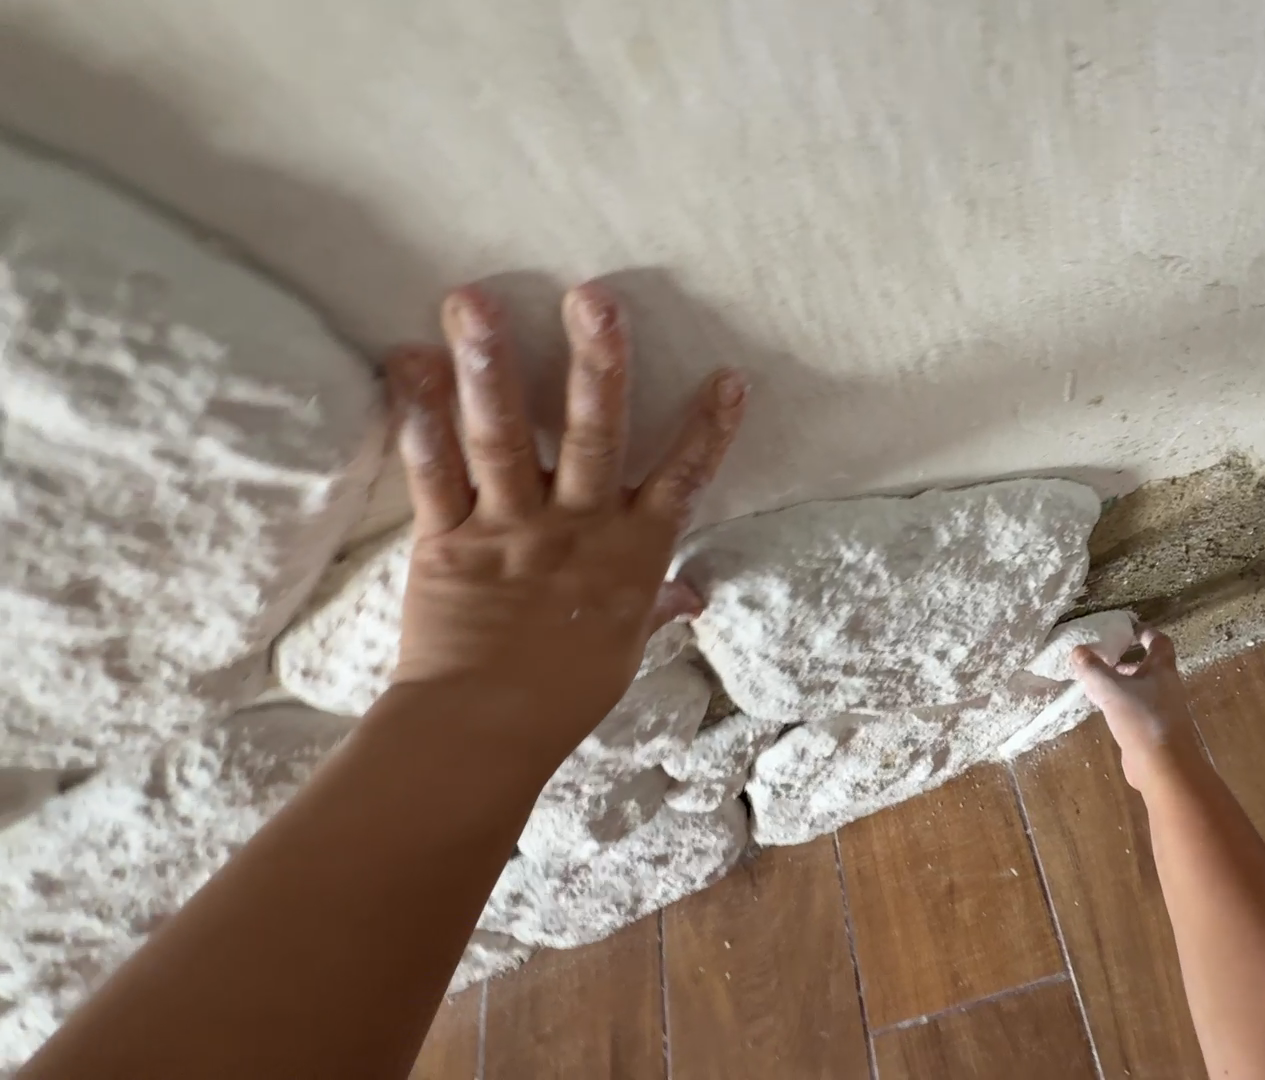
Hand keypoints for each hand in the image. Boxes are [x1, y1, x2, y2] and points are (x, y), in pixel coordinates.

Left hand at [380, 283, 746, 766]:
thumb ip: (658, 608)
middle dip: (599, 367)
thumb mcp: (627, 645)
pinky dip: (418, 417)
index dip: (709, 429)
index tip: (729, 376)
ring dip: (491, 368)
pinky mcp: (448, 539)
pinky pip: (433, 473)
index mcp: (634, 550)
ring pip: (506, 439)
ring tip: (473, 301)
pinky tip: (403, 360)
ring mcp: (513, 528)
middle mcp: (580, 526)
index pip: (683, 478)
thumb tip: (695, 597)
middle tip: (595, 300)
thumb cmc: (572, 689)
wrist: (489, 727)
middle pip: (595, 436)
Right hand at [1070, 626, 1207, 790]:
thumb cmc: (1141, 718)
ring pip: (1141, 688)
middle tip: (1103, 657)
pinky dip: (1120, 703)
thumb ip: (1093, 668)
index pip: (1158, 641)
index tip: (1124, 629)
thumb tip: (1078, 650)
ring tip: (1096, 682)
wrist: (1163, 766)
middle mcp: (1166, 686)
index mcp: (1162, 669)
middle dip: (1125, 659)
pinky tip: (1102, 707)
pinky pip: (1136, 708)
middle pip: (1148, 665)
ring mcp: (1162, 709)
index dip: (1144, 632)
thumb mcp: (1111, 689)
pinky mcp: (1153, 729)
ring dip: (1121, 682)